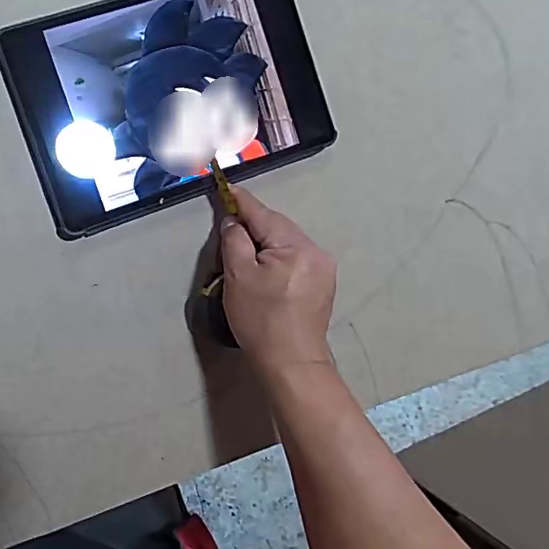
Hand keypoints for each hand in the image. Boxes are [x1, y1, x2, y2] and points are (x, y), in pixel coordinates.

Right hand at [219, 188, 337, 379]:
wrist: (291, 361)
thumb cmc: (261, 320)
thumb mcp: (238, 276)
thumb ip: (234, 241)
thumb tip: (233, 222)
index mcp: (295, 246)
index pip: (262, 215)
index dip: (240, 201)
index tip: (225, 187)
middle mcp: (315, 251)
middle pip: (277, 228)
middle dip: (253, 225)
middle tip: (228, 227)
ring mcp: (323, 268)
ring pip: (286, 243)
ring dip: (265, 242)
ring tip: (244, 252)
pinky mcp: (322, 284)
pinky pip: (295, 258)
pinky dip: (277, 257)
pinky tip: (264, 268)